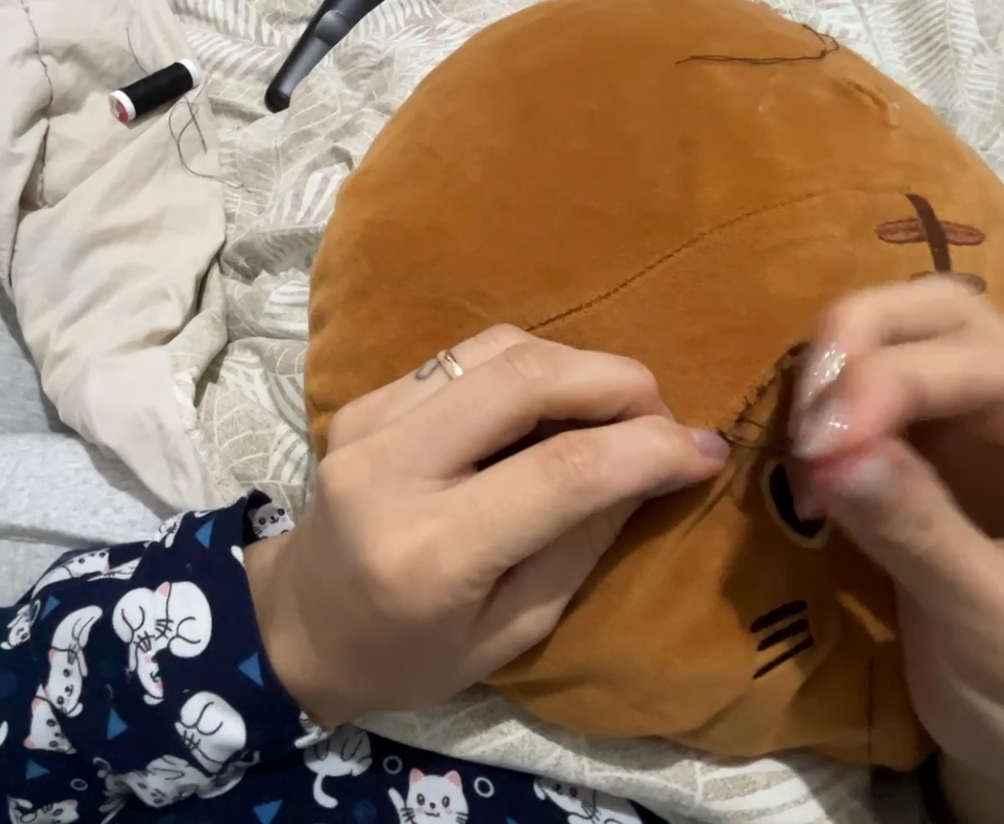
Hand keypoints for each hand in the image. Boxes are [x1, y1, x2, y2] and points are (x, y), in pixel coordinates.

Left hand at [244, 325, 729, 726]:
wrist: (298, 621)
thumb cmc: (408, 654)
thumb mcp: (511, 632)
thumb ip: (579, 543)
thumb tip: (649, 462)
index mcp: (429, 551)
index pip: (560, 473)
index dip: (648, 449)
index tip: (705, 449)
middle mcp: (389, 469)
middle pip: (524, 379)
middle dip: (616, 381)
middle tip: (659, 415)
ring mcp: (367, 422)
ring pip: (495, 348)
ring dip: (573, 364)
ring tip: (609, 408)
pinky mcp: (362, 401)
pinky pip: (461, 355)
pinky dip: (522, 366)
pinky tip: (544, 404)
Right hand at [787, 281, 1003, 823]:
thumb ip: (921, 534)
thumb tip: (829, 449)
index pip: (997, 371)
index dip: (895, 383)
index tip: (817, 442)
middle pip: (954, 321)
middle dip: (864, 341)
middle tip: (803, 407)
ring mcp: (989, 446)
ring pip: (906, 345)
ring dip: (838, 368)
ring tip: (798, 432)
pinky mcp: (935, 470)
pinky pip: (873, 406)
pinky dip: (826, 407)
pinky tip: (800, 447)